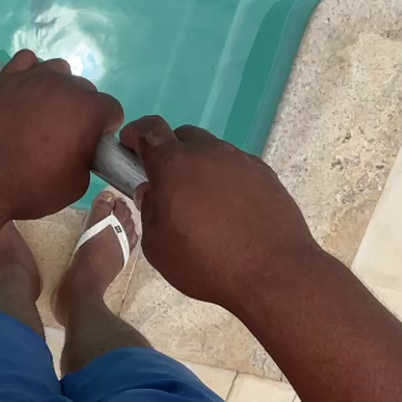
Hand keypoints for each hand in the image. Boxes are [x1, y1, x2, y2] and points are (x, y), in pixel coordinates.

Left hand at [0, 50, 123, 219]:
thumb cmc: (35, 187)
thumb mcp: (78, 184)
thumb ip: (88, 158)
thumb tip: (82, 148)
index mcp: (90, 110)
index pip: (112, 110)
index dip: (104, 130)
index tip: (90, 145)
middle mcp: (66, 86)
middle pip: (85, 90)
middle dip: (80, 112)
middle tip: (63, 138)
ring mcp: (34, 78)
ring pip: (58, 71)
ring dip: (58, 89)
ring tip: (43, 114)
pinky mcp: (7, 79)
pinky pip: (27, 61)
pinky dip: (31, 73)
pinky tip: (26, 93)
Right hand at [123, 116, 328, 315]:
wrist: (271, 272)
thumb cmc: (204, 262)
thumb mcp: (157, 246)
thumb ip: (149, 211)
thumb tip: (152, 191)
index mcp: (174, 165)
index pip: (149, 129)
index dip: (135, 134)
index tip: (130, 148)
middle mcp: (208, 153)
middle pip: (183, 136)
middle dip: (169, 152)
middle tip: (168, 184)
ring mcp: (241, 160)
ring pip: (212, 152)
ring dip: (200, 168)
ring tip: (202, 205)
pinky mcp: (265, 174)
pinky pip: (236, 168)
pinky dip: (226, 181)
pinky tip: (230, 212)